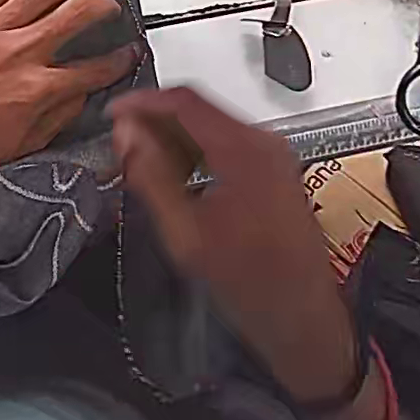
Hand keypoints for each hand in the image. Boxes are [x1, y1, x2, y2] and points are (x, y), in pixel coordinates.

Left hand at [0, 0, 138, 211]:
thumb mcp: (24, 143)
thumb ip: (61, 115)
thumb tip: (84, 90)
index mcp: (36, 89)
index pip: (94, 68)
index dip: (119, 60)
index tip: (127, 55)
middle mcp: (19, 53)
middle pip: (78, 13)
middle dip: (105, 7)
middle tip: (110, 9)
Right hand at [111, 87, 360, 402]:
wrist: (304, 319)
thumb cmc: (253, 284)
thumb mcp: (186, 233)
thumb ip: (150, 176)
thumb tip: (126, 135)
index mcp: (245, 150)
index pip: (184, 101)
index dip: (143, 101)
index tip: (116, 112)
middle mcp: (264, 143)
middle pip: (197, 108)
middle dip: (154, 120)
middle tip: (123, 139)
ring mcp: (271, 153)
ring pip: (208, 123)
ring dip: (171, 135)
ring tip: (141, 158)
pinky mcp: (272, 166)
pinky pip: (223, 140)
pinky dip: (192, 148)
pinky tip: (173, 172)